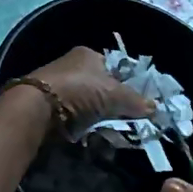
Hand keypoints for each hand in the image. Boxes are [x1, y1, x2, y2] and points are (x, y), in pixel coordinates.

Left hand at [25, 46, 153, 132]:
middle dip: (114, 106)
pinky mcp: (49, 105)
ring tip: (110, 134)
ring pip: (89, 105)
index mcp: (88, 54)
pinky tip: (91, 137)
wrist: (37, 107)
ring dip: (99, 119)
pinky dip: (83, 126)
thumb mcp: (114, 94)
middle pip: (102, 88)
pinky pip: (75, 117)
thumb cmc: (79, 90)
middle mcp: (73, 66)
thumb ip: (135, 101)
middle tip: (126, 122)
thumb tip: (155, 108)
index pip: (115, 68)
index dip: (127, 85)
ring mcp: (59, 85)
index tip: (137, 104)